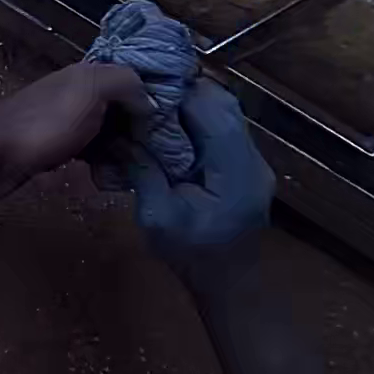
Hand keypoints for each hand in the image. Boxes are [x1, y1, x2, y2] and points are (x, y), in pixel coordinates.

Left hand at [0, 62, 152, 197]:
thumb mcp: (91, 90)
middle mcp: (80, 93)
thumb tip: (150, 100)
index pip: (134, 78)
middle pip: (124, 107)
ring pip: (111, 131)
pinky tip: (116, 176)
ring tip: (146, 167)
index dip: (155, 95)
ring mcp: (69, 121)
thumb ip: (125, 83)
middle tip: (167, 152)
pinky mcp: (60, 147)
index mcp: (88, 74)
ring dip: (127, 147)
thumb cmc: (47, 121)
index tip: (178, 119)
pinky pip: (93, 151)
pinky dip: (106, 161)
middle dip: (144, 126)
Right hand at [120, 79, 273, 269]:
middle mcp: (253, 159)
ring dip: (192, 100)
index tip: (144, 88)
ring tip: (156, 102)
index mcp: (235, 171)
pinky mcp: (247, 162)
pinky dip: (199, 115)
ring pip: (227, 109)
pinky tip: (172, 121)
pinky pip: (225, 124)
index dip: (178, 93)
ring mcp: (255, 160)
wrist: (230, 286)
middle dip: (184, 90)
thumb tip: (118, 134)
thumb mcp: (158, 217)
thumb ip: (142, 172)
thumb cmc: (193, 256)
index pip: (212, 111)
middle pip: (223, 102)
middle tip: (146, 91)